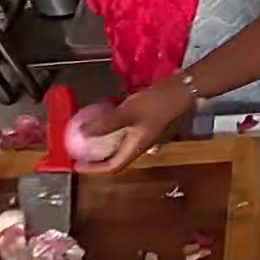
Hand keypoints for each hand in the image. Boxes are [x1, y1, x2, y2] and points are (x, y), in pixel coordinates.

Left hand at [74, 80, 195, 174]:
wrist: (183, 89)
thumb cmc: (157, 104)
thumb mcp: (128, 112)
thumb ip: (104, 123)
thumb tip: (81, 133)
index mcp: (137, 147)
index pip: (113, 166)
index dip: (94, 169)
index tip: (77, 165)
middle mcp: (141, 143)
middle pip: (116, 156)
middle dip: (96, 154)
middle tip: (80, 147)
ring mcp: (145, 132)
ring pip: (120, 141)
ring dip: (104, 138)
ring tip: (89, 129)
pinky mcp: (147, 120)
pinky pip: (126, 127)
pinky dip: (113, 123)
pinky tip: (106, 110)